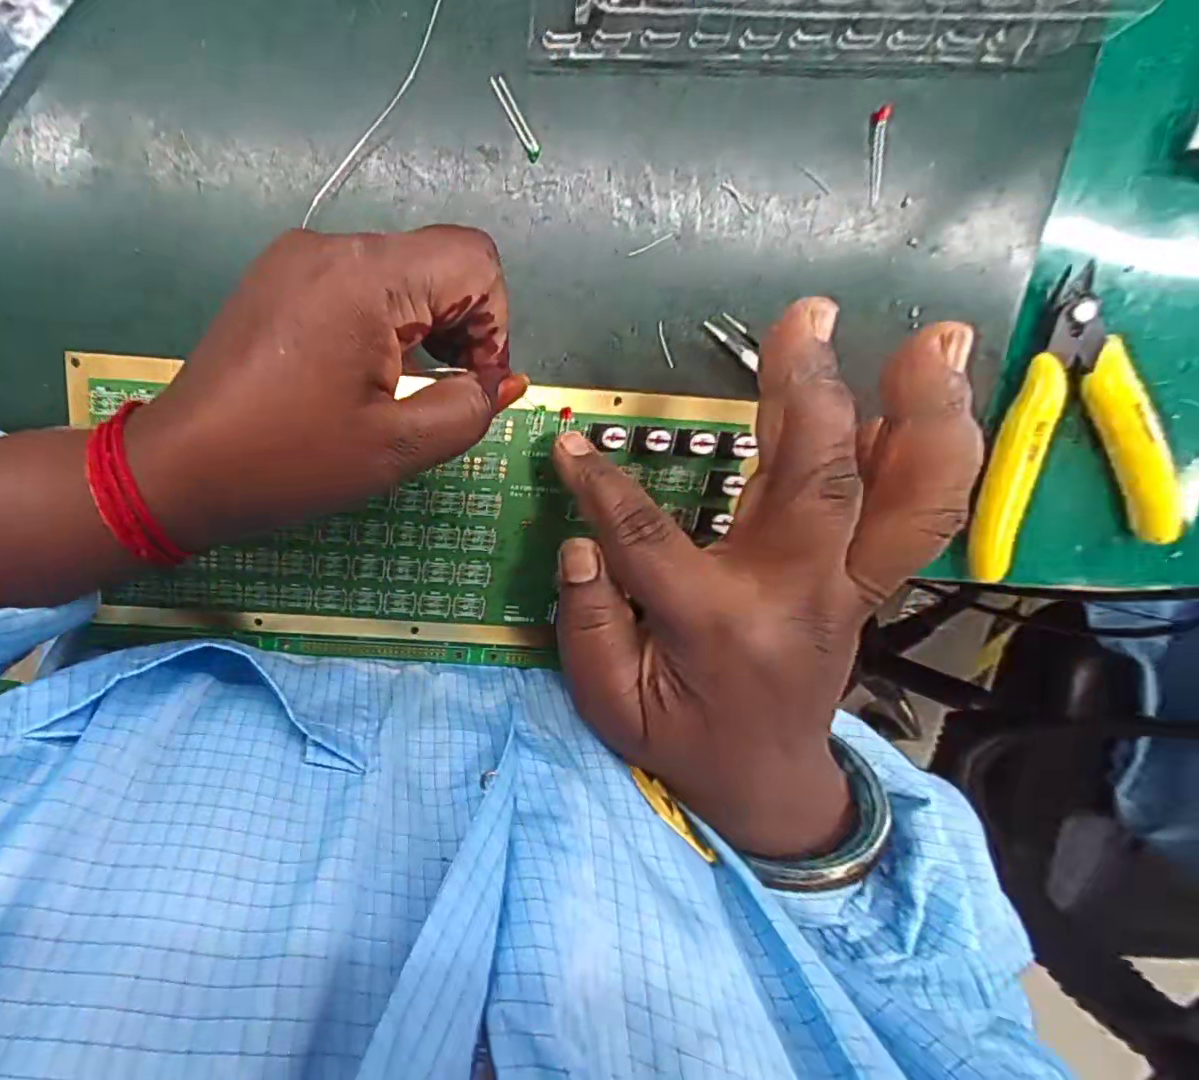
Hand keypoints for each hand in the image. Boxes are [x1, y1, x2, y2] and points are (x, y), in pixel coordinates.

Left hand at [126, 227, 527, 550]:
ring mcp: (289, 261)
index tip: (474, 388)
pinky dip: (370, 325)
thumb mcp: (393, 448)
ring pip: (389, 276)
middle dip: (456, 329)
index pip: (474, 262)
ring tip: (395, 391)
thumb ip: (467, 408)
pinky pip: (344, 288)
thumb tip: (502, 381)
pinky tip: (352, 376)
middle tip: (438, 395)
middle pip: (432, 264)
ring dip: (413, 328)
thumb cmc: (283, 463)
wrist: (175, 472)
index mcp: (363, 275)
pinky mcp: (268, 283)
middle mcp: (326, 247)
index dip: (495, 325)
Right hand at [549, 299, 981, 856]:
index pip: (644, 535)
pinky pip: (912, 516)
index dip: (598, 486)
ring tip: (929, 338)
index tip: (567, 444)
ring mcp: (842, 590)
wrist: (763, 783)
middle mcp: (794, 596)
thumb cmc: (673, 739)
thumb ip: (586, 622)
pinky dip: (927, 453)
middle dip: (807, 391)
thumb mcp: (604, 698)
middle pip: (812, 480)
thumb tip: (581, 546)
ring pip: (902, 494)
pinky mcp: (860, 588)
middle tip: (800, 318)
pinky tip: (922, 401)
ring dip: (922, 411)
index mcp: (715, 624)